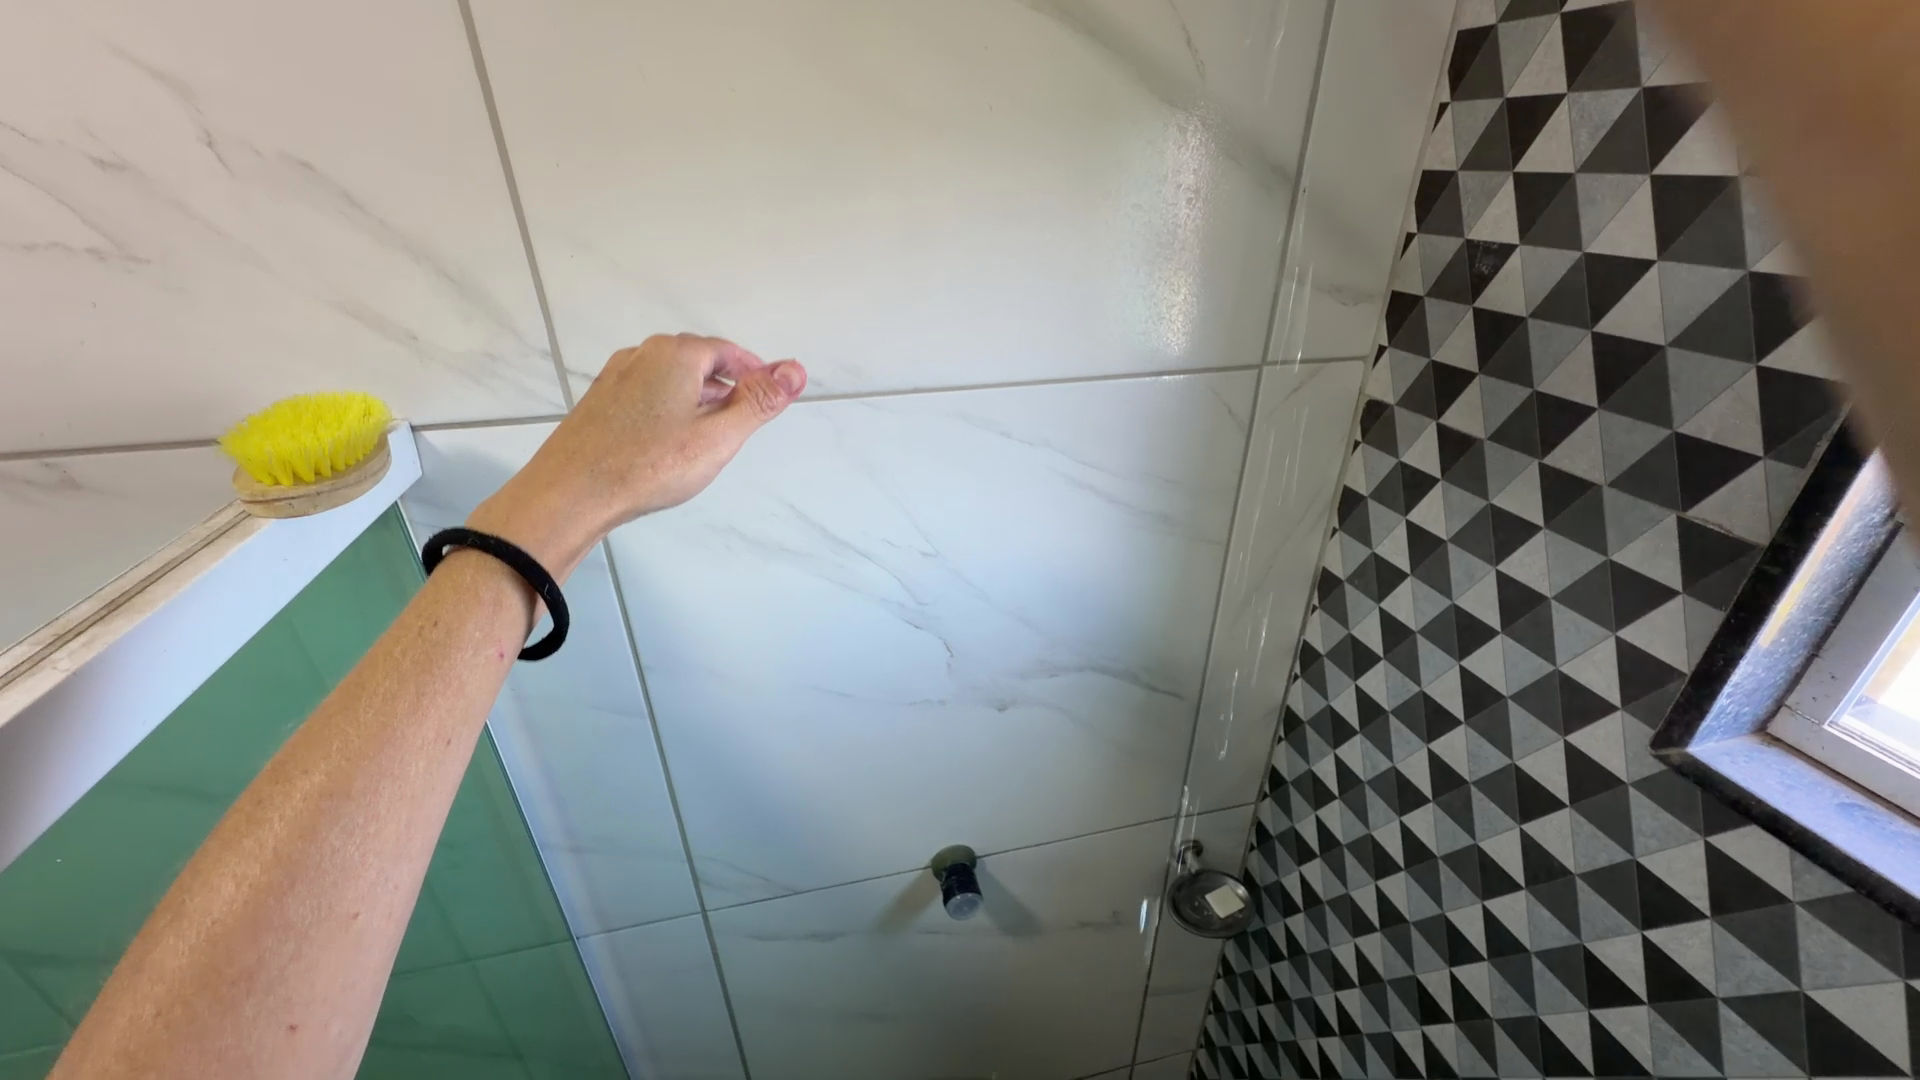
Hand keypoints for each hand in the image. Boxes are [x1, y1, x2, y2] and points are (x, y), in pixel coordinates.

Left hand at [466, 334, 805, 577]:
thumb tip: (795, 370)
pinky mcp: (600, 403)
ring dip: (698, 399)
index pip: (729, 352)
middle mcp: (643, 355)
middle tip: (746, 417)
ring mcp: (616, 378)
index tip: (770, 394)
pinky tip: (671, 442)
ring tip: (712, 435)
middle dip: (727, 385)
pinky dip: (670, 410)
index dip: (756, 372)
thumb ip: (759, 402)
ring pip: (671, 380)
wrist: (571, 493)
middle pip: (699, 362)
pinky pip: (647, 396)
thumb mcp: (719, 436)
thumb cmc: (648, 465)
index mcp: (676, 354)